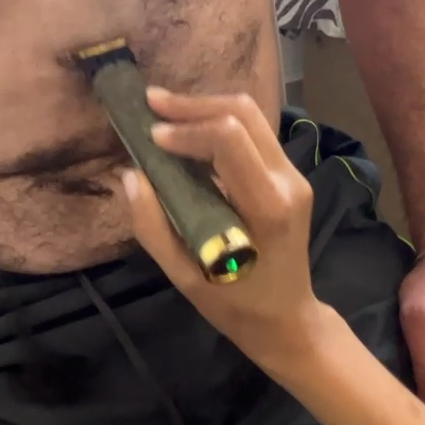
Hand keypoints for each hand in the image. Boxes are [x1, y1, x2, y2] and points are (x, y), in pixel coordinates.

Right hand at [125, 89, 328, 368]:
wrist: (288, 320)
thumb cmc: (236, 306)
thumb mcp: (184, 277)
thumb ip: (153, 226)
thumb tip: (131, 176)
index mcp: (266, 207)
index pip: (229, 140)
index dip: (186, 129)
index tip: (151, 137)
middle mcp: (286, 181)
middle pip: (243, 113)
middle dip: (192, 105)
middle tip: (149, 103)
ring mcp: (292, 175)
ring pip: (250, 116)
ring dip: (204, 109)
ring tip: (162, 111)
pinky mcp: (288, 175)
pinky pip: (253, 133)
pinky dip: (216, 124)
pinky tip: (186, 130)